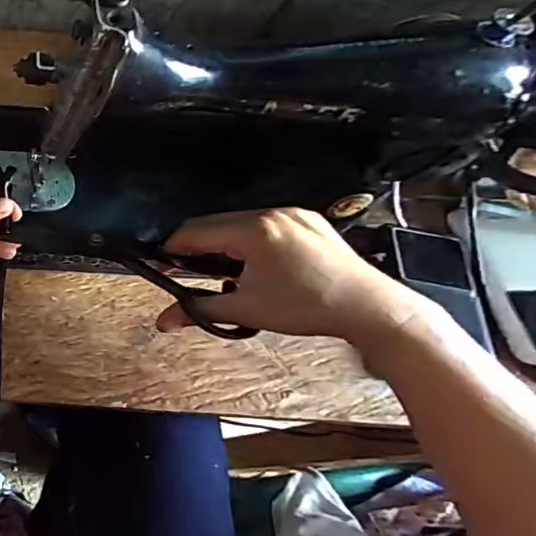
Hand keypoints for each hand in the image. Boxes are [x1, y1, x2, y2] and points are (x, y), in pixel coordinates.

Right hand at [153, 208, 434, 344]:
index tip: (162, 265)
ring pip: (238, 223)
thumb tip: (164, 321)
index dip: (172, 249)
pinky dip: (248, 241)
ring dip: (222, 243)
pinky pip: (264, 225)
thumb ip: (199, 310)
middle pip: (214, 224)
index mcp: (254, 230)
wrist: (373, 310)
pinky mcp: (309, 222)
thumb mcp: (245, 310)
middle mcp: (273, 214)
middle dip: (197, 247)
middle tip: (187, 271)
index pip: (194, 231)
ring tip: (222, 272)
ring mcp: (294, 215)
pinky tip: (252, 265)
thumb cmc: (311, 307)